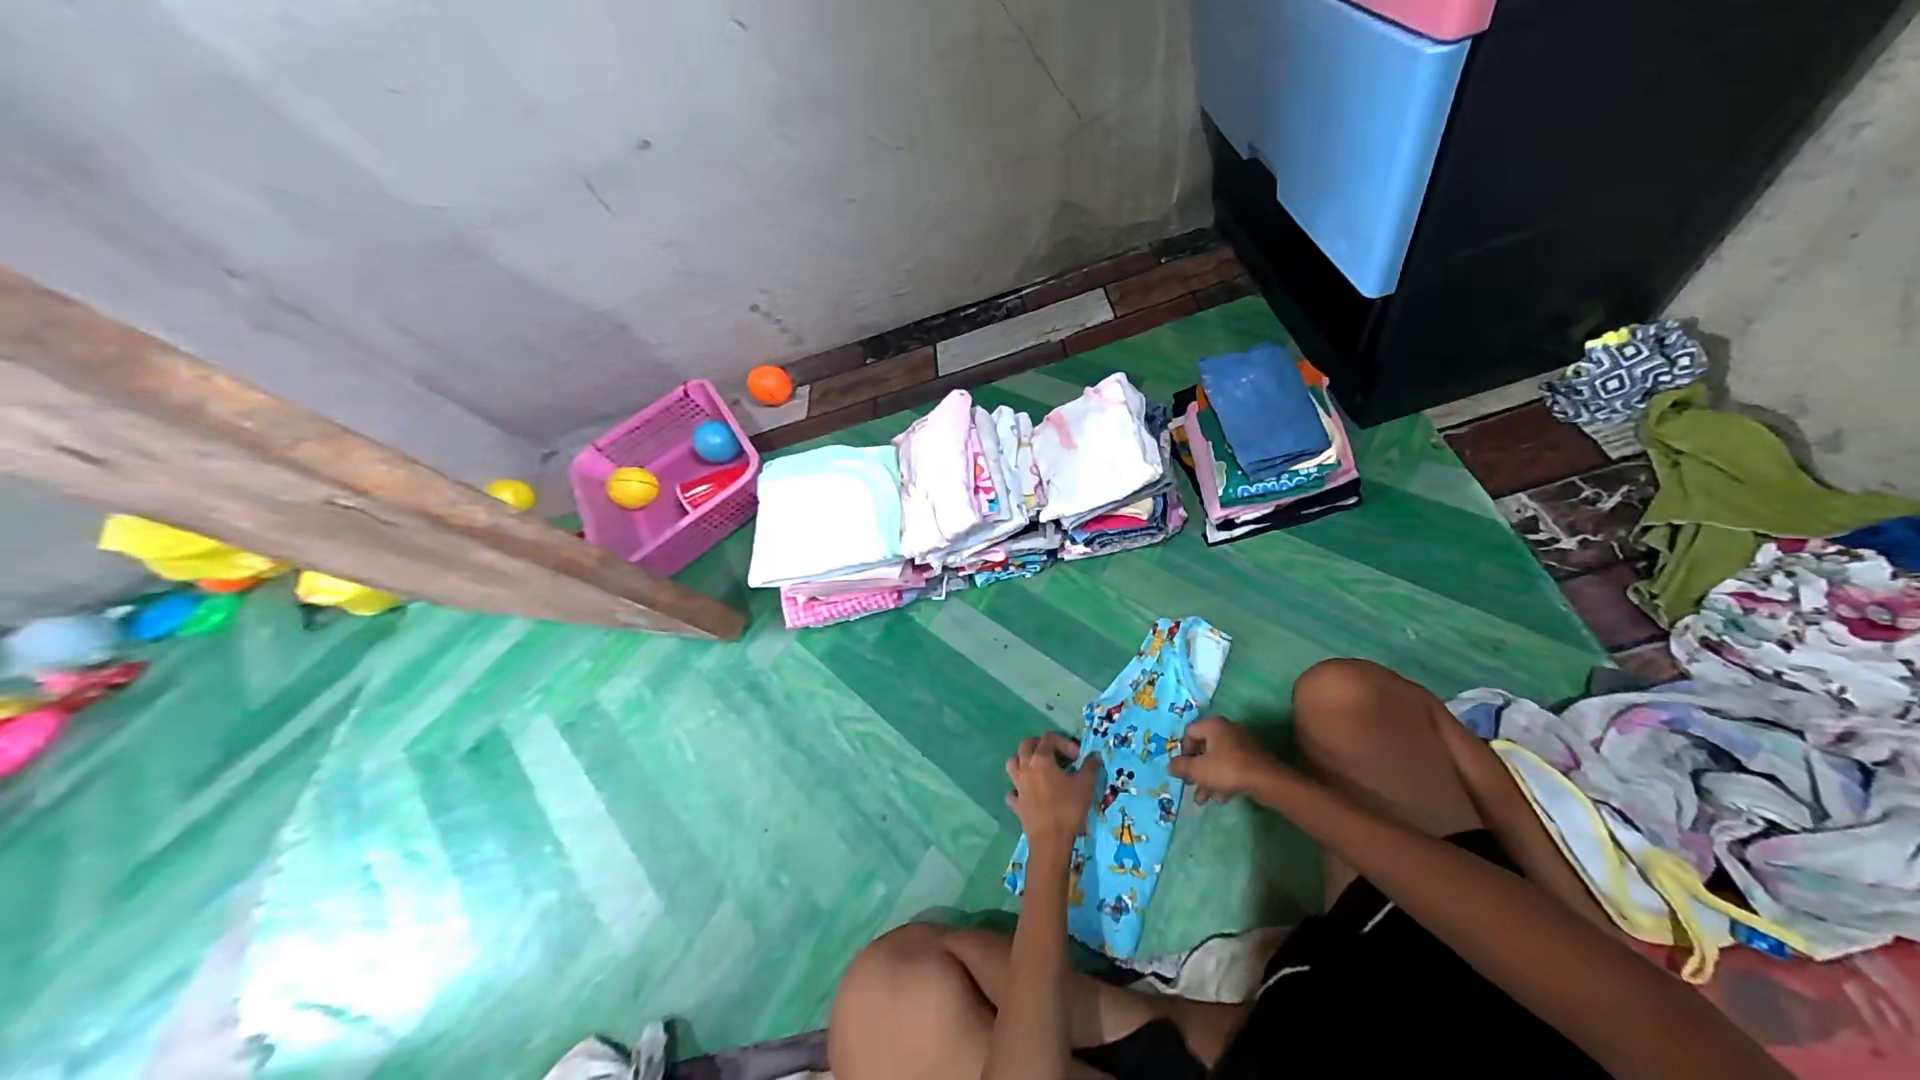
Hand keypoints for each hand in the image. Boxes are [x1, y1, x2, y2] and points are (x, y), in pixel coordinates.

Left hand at [1006, 733, 1099, 849]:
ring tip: (1038, 768)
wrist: (1051, 840)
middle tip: (1056, 754)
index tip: (1077, 757)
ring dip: (1023, 760)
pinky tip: (1027, 793)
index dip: (1064, 742)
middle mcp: (1025, 768)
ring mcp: (1017, 785)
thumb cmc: (1068, 809)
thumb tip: (1094, 756)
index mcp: (1040, 759)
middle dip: (1041, 744)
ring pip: (1013, 763)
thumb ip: (1090, 767)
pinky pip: (1012, 790)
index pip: (1049, 738)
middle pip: (1026, 745)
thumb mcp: (1085, 785)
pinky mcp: (1015, 803)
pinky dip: (1017, 788)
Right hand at [1169, 715, 1281, 803]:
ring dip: (1207, 780)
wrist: (1268, 782)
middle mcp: (1227, 730)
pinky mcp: (1252, 760)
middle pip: (1203, 749)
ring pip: (1217, 761)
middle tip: (1190, 784)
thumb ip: (1180, 766)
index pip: (1189, 733)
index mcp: (1213, 726)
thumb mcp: (1197, 769)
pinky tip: (1220, 798)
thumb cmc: (1228, 770)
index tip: (1183, 768)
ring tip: (1203, 799)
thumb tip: (1170, 765)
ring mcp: (1242, 745)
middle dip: (1195, 770)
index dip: (1182, 751)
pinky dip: (1223, 781)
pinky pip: (1231, 767)